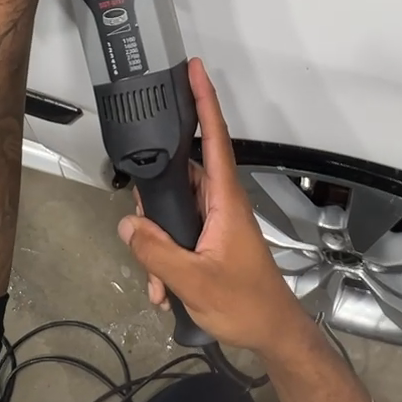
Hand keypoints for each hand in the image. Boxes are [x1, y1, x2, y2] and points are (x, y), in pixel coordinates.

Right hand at [119, 59, 314, 356]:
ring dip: (158, 242)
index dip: (205, 100)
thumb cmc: (244, 303)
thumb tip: (129, 224)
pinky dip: (165, 258)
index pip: (214, 136)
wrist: (273, 332)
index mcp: (225, 198)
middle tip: (144, 234)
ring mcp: (216, 221)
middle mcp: (221, 202)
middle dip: (155, 204)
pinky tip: (164, 291)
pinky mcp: (212, 240)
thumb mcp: (195, 281)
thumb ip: (157, 252)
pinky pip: (179, 234)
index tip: (195, 68)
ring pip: (174, 211)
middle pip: (179, 176)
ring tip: (158, 281)